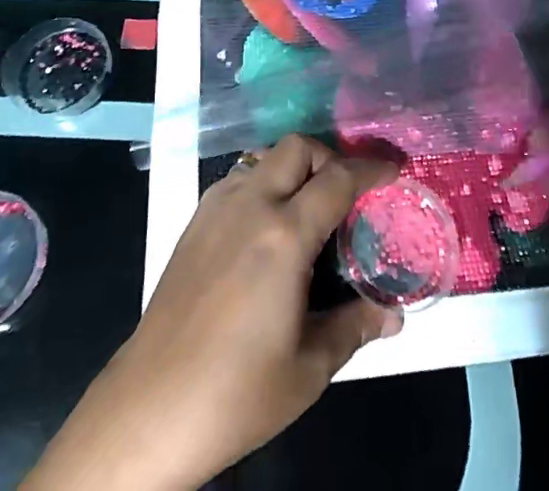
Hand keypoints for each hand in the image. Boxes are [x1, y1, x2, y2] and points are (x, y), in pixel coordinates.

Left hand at [24, 136, 400, 489]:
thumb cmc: (239, 389)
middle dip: (330, 157)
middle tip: (351, 193)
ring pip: (262, 160)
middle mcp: (247, 205)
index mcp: (282, 235)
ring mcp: (213, 209)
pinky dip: (264, 186)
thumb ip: (354, 325)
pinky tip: (271, 231)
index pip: (337, 179)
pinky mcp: (192, 223)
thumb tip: (391, 314)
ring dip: (294, 170)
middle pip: (295, 148)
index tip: (394, 172)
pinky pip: (237, 182)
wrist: (154, 401)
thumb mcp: (311, 365)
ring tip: (313, 212)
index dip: (372, 169)